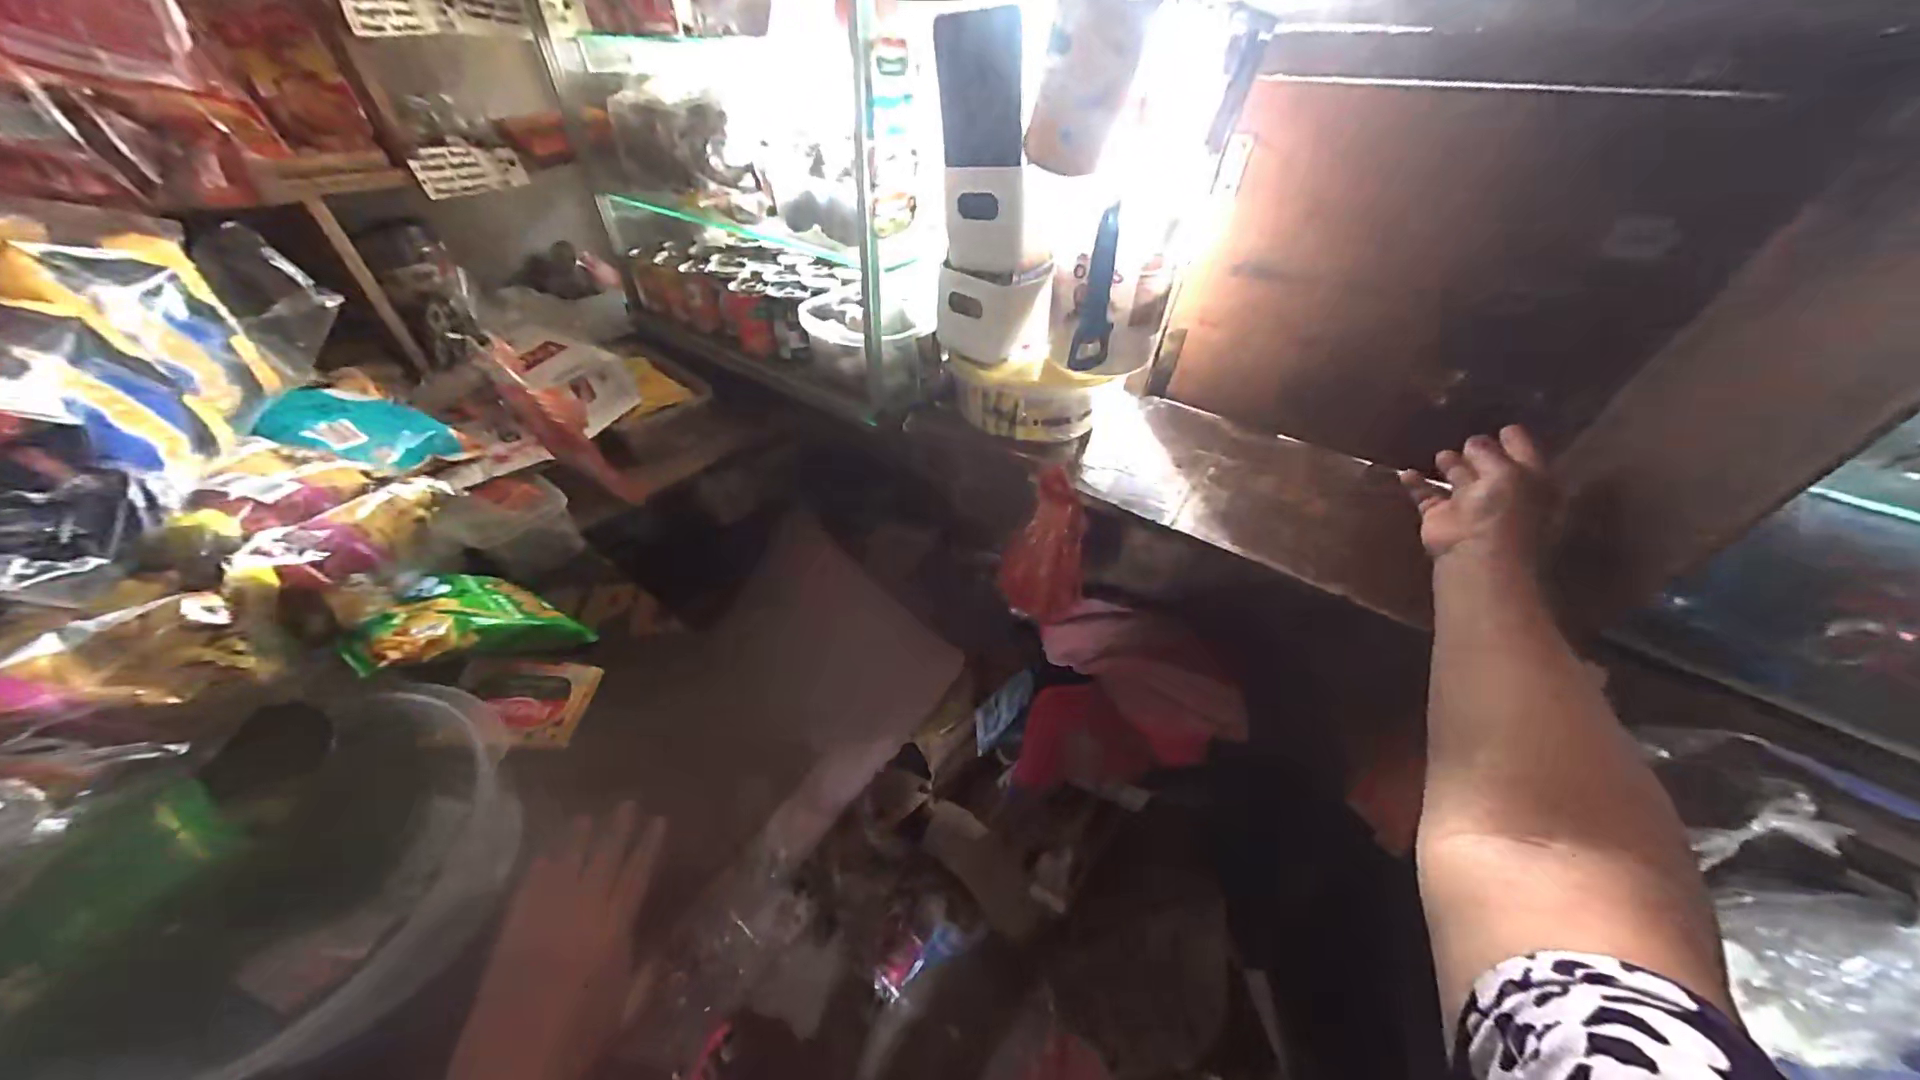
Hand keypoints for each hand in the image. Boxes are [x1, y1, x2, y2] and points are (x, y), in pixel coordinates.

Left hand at [448, 803, 665, 1079]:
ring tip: (585, 816)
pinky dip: (538, 870)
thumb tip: (668, 946)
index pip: (637, 873)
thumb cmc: (578, 1040)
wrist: (509, 1068)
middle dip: (617, 829)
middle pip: (603, 859)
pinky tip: (544, 856)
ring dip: (577, 839)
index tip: (659, 819)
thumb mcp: (625, 1012)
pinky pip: (528, 890)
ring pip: (565, 865)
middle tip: (627, 803)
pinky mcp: (511, 933)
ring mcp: (542, 918)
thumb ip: (648, 975)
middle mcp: (581, 912)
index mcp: (614, 928)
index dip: (649, 844)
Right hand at [1398, 426, 1552, 565]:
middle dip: (1480, 451)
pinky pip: (1425, 494)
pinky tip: (1406, 473)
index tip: (1502, 427)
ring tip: (1442, 454)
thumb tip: (1474, 441)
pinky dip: (1415, 484)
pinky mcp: (1439, 515)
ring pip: (1458, 478)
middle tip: (1469, 438)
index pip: (1523, 453)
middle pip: (1489, 465)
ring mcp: (1468, 504)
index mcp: (1529, 481)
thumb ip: (1489, 453)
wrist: (1475, 551)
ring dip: (1450, 465)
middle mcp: (1501, 491)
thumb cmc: (1504, 510)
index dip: (1513, 439)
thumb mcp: (1507, 472)